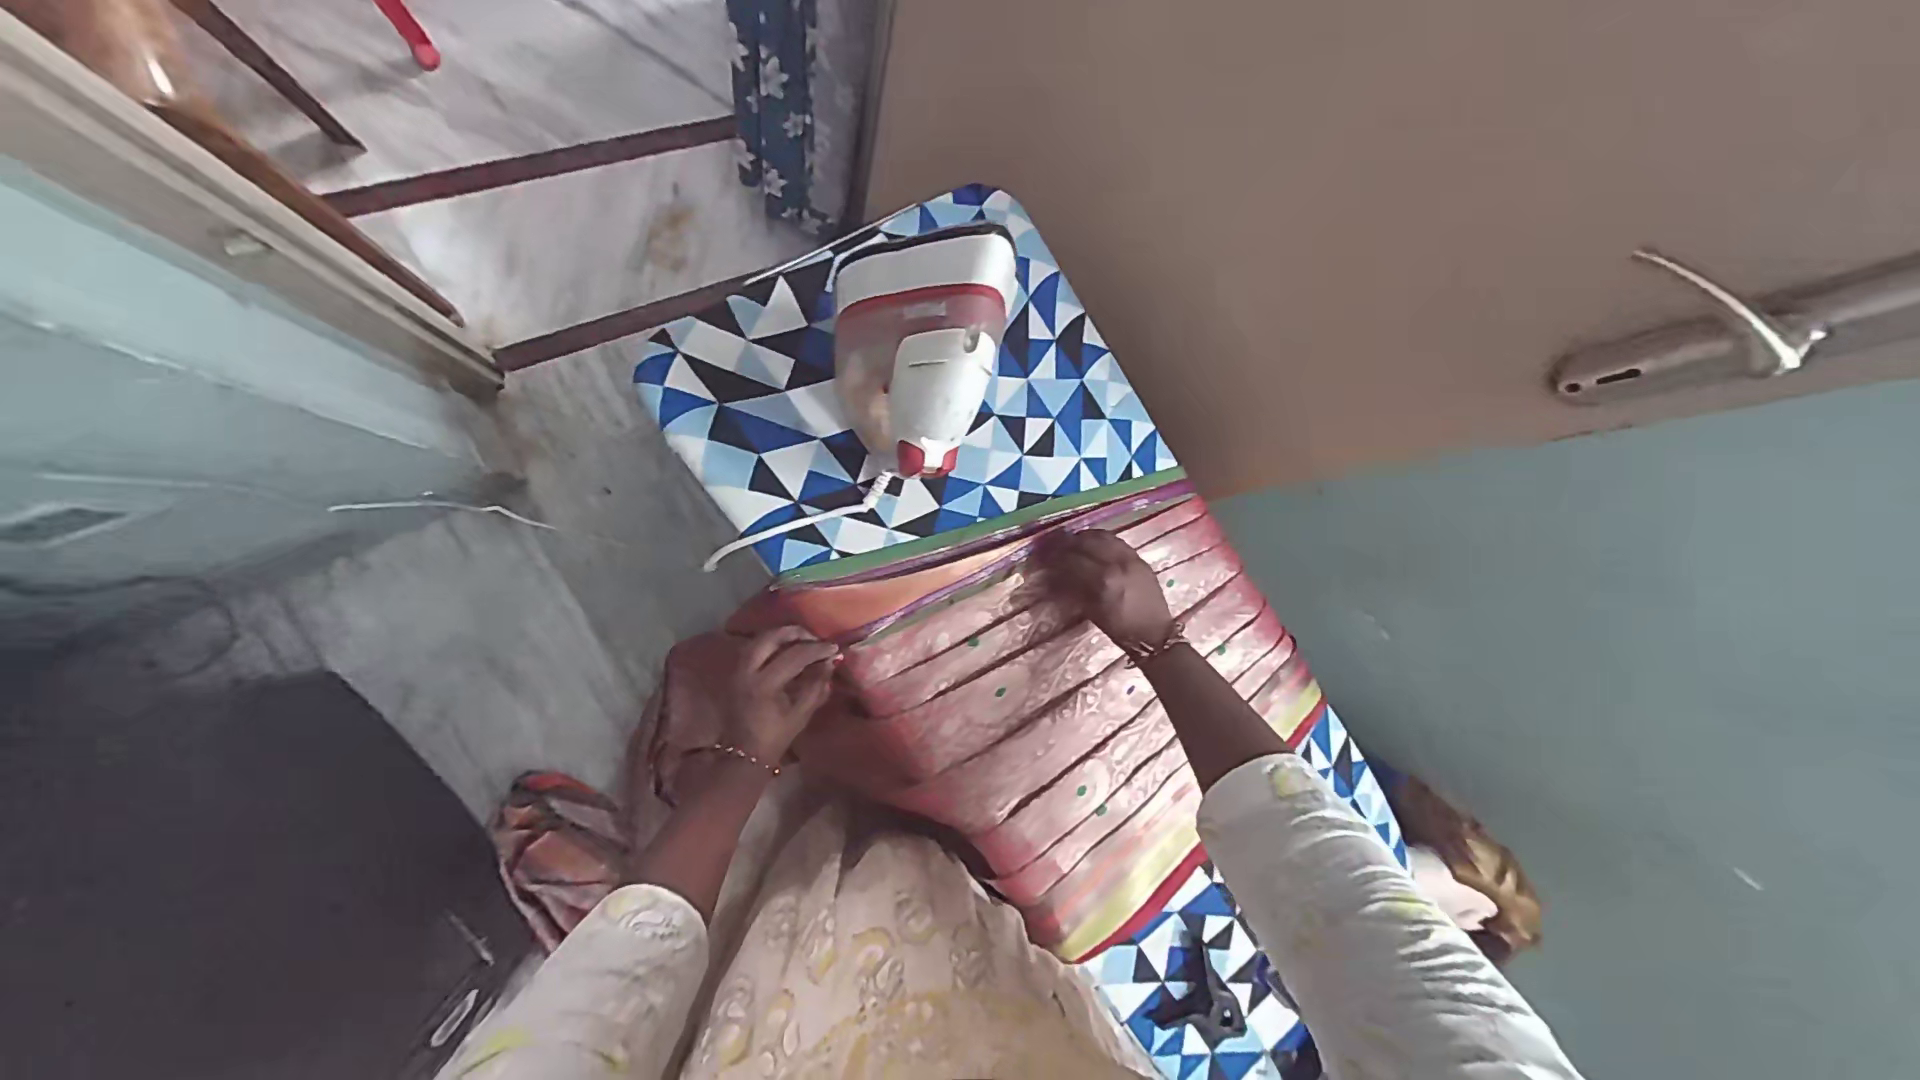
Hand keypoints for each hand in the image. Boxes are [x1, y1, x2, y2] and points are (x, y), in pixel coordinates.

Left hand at [720, 626, 839, 762]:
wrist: (743, 753)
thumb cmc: (775, 737)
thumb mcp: (801, 713)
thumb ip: (817, 685)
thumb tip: (831, 662)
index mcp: (765, 685)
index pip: (795, 655)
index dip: (817, 649)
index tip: (834, 649)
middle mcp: (747, 672)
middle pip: (770, 637)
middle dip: (795, 632)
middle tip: (814, 637)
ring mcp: (737, 671)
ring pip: (758, 639)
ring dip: (781, 635)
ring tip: (800, 638)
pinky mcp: (734, 673)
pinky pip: (752, 648)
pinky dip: (770, 643)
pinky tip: (784, 648)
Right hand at [1046, 529, 1177, 646]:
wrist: (1155, 633)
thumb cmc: (1120, 628)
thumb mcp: (1092, 611)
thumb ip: (1075, 589)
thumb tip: (1056, 575)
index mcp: (1103, 580)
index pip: (1072, 559)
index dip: (1055, 557)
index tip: (1045, 557)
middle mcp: (1116, 563)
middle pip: (1085, 542)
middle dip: (1066, 542)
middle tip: (1054, 545)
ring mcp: (1130, 558)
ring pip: (1102, 536)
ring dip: (1084, 537)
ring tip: (1072, 541)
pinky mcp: (1139, 558)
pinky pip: (1116, 541)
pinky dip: (1101, 538)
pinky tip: (1093, 542)